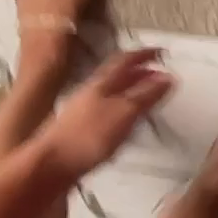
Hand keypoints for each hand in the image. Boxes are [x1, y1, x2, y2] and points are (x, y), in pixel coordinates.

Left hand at [39, 48, 175, 175]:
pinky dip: (121, 111)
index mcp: (101, 84)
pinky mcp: (80, 132)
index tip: (161, 52)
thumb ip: (145, 95)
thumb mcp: (123, 113)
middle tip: (158, 73)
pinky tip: (125, 125)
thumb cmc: (85, 138)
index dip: (144, 54)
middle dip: (139, 72)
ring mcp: (83, 112)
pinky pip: (105, 113)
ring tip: (146, 98)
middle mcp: (90, 93)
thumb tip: (166, 77)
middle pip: (117, 76)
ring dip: (130, 91)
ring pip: (111, 93)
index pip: (126, 60)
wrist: (50, 166)